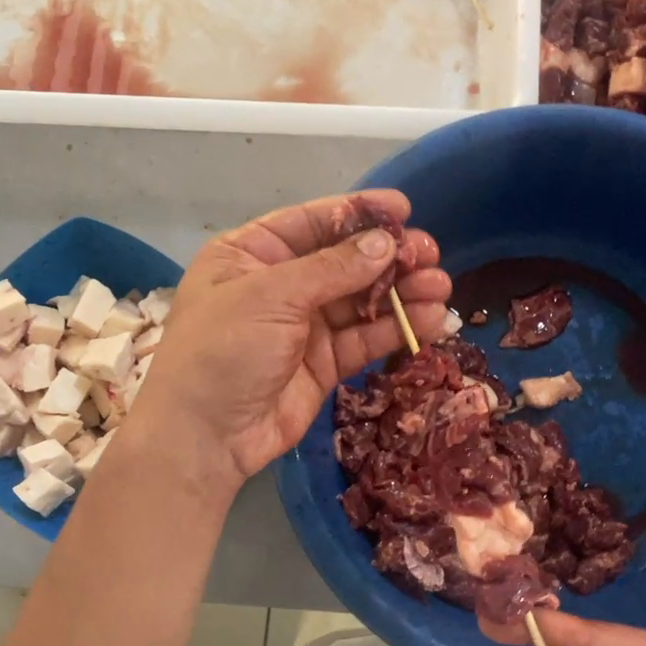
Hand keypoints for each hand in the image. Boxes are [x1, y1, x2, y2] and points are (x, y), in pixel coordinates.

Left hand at [129, 189, 450, 493]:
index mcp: (251, 254)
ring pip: (362, 301)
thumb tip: (385, 244)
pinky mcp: (324, 364)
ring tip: (441, 288)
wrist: (204, 436)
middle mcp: (280, 285)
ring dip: (402, 293)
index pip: (311, 222)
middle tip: (431, 256)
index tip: (404, 209)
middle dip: (389, 257)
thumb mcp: (271, 296)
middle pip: (344, 261)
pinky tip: (432, 320)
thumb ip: (333, 269)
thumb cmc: (223, 349)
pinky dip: (398, 329)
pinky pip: (366, 338)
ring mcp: (304, 326)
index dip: (358, 213)